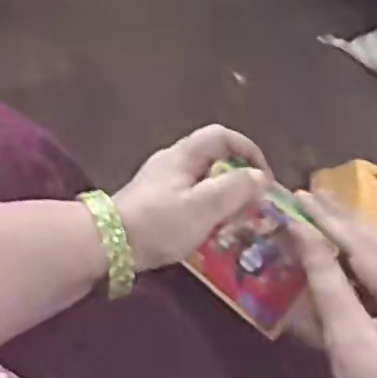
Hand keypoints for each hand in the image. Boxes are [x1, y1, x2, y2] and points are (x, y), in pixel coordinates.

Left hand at [111, 125, 270, 271]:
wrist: (111, 241)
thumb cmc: (160, 222)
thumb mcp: (203, 207)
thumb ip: (234, 189)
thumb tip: (258, 176)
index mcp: (182, 155)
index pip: (220, 135)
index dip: (249, 150)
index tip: (266, 180)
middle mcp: (172, 161)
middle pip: (214, 158)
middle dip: (240, 180)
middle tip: (255, 209)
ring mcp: (162, 180)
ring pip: (205, 179)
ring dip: (226, 198)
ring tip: (238, 224)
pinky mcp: (158, 199)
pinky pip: (192, 196)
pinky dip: (210, 209)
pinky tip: (214, 232)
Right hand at [289, 192, 376, 377]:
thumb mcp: (352, 344)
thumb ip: (328, 285)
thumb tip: (303, 233)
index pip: (372, 254)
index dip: (333, 222)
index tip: (300, 193)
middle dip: (349, 232)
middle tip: (314, 200)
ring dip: (359, 257)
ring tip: (327, 229)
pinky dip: (368, 286)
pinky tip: (352, 279)